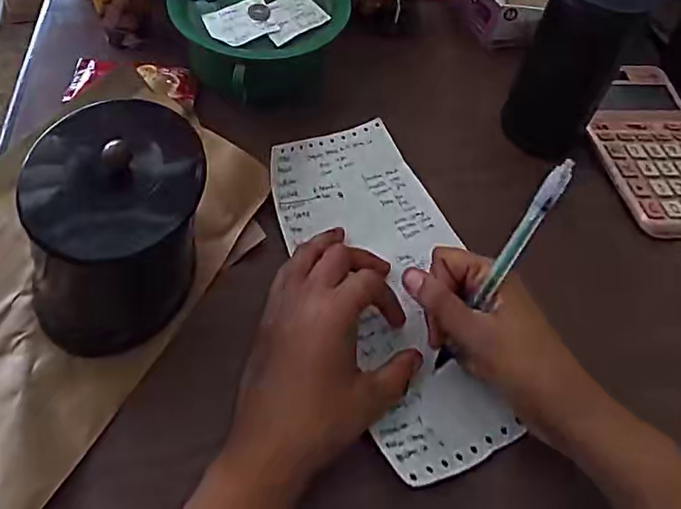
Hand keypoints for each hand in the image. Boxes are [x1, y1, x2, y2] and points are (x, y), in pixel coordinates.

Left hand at [207, 228, 422, 503]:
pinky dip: (302, 259)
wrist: (268, 440)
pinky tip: (308, 269)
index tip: (394, 320)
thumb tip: (413, 358)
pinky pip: (287, 270)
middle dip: (361, 258)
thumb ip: (397, 373)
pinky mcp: (268, 312)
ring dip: (325, 244)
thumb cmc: (317, 420)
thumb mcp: (369, 399)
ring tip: (339, 240)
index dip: (387, 295)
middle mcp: (306, 295)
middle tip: (377, 269)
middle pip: (336, 254)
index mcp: (333, 310)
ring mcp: (282, 300)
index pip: (367, 280)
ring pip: (305, 253)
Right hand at [402, 247, 600, 441]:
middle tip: (445, 341)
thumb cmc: (526, 369)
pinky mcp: (495, 333)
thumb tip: (408, 273)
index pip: (443, 260)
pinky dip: (461, 344)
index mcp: (493, 274)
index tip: (438, 319)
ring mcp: (494, 310)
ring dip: (451, 332)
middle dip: (440, 312)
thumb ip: (439, 303)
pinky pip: (464, 327)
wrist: (568, 415)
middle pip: (445, 282)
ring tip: (465, 355)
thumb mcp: (476, 335)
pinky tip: (473, 362)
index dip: (434, 285)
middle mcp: (493, 285)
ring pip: (452, 307)